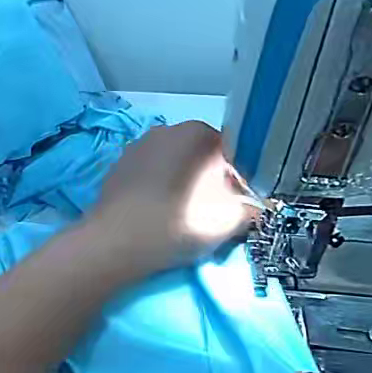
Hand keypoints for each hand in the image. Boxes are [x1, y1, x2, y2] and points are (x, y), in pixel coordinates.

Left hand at [82, 122, 253, 278]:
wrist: (117, 242)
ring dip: (180, 182)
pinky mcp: (117, 167)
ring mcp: (137, 146)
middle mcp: (167, 130)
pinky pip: (147, 175)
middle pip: (199, 154)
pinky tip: (155, 214)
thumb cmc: (180, 222)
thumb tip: (254, 206)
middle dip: (207, 178)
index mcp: (198, 132)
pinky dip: (155, 189)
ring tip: (180, 215)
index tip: (236, 203)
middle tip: (209, 212)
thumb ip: (249, 208)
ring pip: (171, 163)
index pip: (232, 151)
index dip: (237, 178)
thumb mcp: (229, 220)